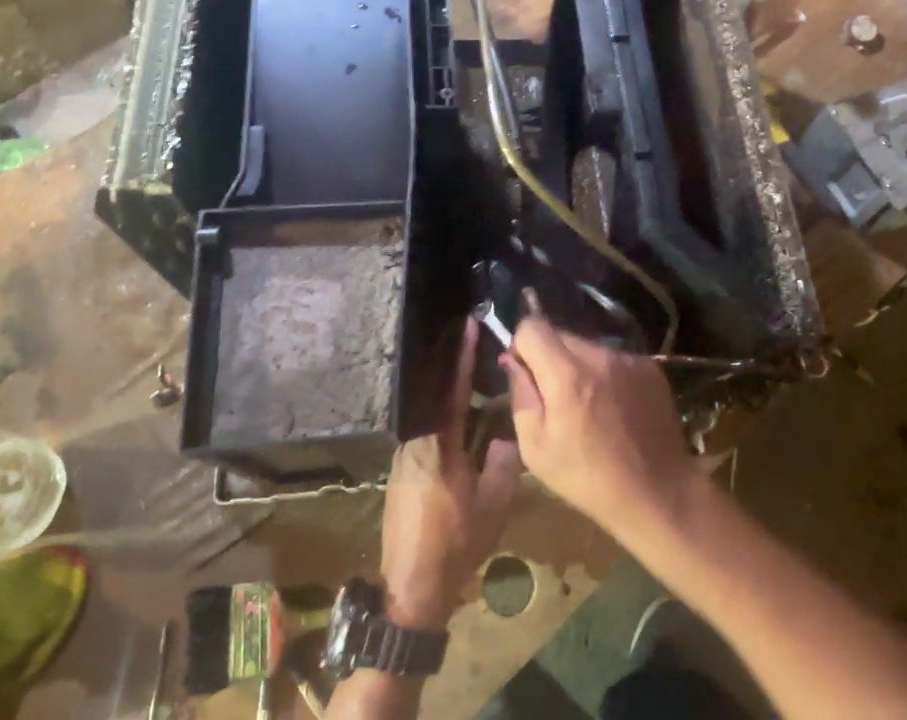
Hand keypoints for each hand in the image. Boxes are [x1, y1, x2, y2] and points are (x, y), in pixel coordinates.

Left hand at [379, 318, 522, 629]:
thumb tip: (506, 434)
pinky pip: (422, 428)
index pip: (451, 389)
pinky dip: (438, 411)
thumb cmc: (457, 543)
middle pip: (433, 393)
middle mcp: (415, 442)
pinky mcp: (400, 470)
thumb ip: (504, 461)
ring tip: (465, 367)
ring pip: (426, 411)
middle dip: (451, 364)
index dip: (461, 356)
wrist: (412, 583)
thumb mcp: (494, 503)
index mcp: (439, 445)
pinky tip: (454, 412)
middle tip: (468, 336)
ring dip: (444, 388)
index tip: (466, 324)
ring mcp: (403, 456)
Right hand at [503, 304, 699, 540]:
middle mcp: (600, 356)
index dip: (522, 347)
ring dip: (579, 366)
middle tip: (556, 398)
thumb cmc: (588, 478)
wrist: (657, 491)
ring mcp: (629, 360)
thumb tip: (513, 361)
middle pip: (560, 334)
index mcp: (567, 375)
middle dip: (550, 358)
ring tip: (588, 407)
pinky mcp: (650, 368)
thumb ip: (521, 395)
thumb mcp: (536, 448)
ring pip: (588, 347)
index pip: (532, 327)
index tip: (526, 374)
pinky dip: (606, 375)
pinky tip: (613, 408)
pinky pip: (614, 359)